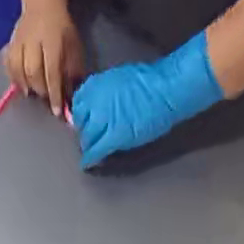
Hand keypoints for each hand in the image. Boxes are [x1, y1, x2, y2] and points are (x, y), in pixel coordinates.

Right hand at [4, 2, 83, 114]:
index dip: (54, 94)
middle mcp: (34, 41)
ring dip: (25, 85)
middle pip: (33, 72)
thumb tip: (71, 98)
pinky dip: (13, 77)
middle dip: (40, 90)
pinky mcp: (11, 43)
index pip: (52, 72)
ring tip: (31, 94)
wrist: (44, 7)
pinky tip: (19, 85)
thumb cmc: (62, 32)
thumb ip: (73, 73)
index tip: (57, 111)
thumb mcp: (74, 50)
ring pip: (18, 68)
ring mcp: (20, 41)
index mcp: (53, 42)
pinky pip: (7, 63)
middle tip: (45, 99)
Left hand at [72, 31, 225, 167]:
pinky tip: (87, 165)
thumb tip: (101, 105)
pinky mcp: (113, 137)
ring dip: (89, 146)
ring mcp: (102, 120)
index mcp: (96, 84)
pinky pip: (96, 152)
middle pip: (81, 123)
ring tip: (92, 151)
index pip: (78, 104)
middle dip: (85, 131)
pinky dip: (90, 159)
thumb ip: (105, 92)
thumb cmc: (149, 81)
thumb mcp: (118, 79)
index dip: (82, 115)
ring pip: (87, 139)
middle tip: (89, 138)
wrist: (164, 89)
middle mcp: (95, 101)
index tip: (85, 120)